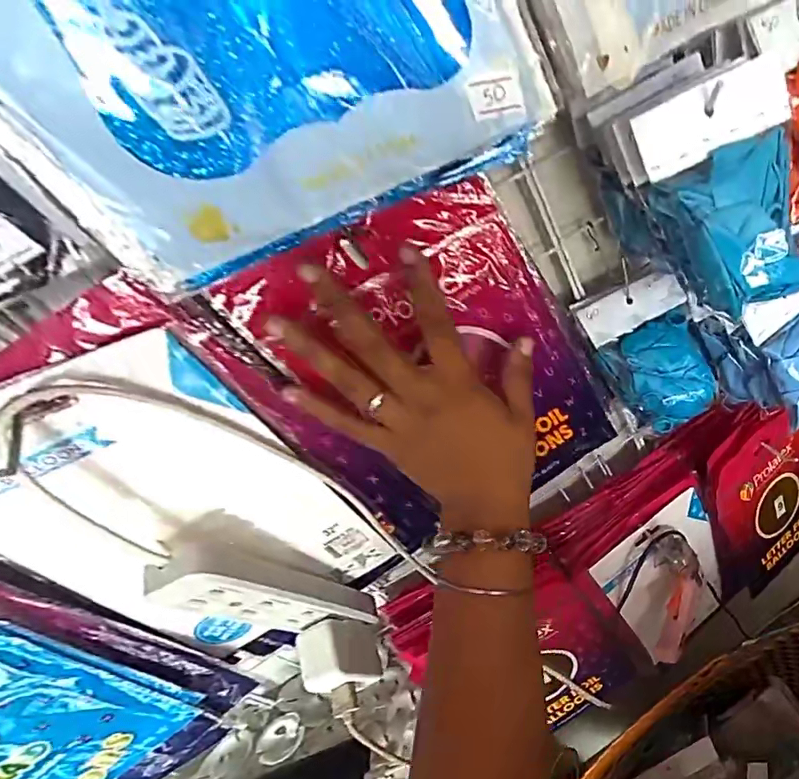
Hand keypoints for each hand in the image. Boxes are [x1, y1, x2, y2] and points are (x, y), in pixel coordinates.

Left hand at [271, 249, 535, 532]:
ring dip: (312, 349)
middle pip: (374, 345)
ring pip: (349, 380)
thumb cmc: (509, 459)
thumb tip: (522, 338)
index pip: (437, 326)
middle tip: (308, 271)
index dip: (422, 287)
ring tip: (275, 321)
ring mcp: (396, 419)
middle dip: (341, 306)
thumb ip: (517, 376)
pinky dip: (315, 408)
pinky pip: (346, 423)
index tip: (404, 252)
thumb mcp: (522, 415)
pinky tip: (284, 387)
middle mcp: (419, 394)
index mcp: (456, 384)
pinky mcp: (384, 443)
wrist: (486, 505)